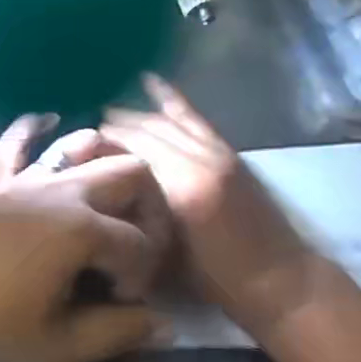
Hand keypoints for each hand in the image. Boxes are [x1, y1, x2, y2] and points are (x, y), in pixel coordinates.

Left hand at [0, 115, 172, 361]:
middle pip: (131, 172)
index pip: (140, 242)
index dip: (145, 272)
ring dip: (109, 157)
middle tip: (138, 240)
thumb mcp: (54, 348)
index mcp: (81, 230)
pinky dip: (36, 126)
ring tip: (115, 190)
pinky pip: (17, 138)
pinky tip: (50, 120)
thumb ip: (116, 334)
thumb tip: (163, 324)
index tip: (125, 301)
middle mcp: (62, 190)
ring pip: (84, 142)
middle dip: (149, 204)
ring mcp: (26, 177)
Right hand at [103, 75, 323, 338]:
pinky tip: (153, 82)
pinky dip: (172, 100)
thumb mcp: (166, 254)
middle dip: (117, 127)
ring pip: (169, 121)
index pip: (134, 150)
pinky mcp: (229, 152)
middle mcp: (198, 160)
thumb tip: (107, 193)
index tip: (81, 145)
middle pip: (148, 131)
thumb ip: (138, 217)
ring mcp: (217, 152)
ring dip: (139, 114)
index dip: (106, 143)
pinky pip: (195, 118)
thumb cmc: (219, 279)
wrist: (278, 279)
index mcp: (182, 188)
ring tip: (111, 112)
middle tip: (90, 131)